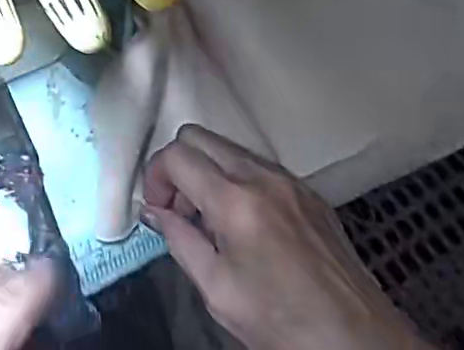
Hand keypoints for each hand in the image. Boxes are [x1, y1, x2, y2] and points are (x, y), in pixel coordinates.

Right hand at [142, 124, 434, 349]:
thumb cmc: (286, 327)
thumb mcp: (218, 292)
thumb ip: (178, 241)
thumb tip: (154, 212)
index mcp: (235, 201)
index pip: (175, 155)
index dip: (154, 177)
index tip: (156, 208)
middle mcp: (262, 177)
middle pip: (196, 136)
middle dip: (177, 165)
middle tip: (179, 208)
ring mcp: (290, 181)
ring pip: (226, 146)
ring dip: (206, 170)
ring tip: (211, 218)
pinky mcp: (310, 192)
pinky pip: (256, 165)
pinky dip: (236, 179)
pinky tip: (244, 223)